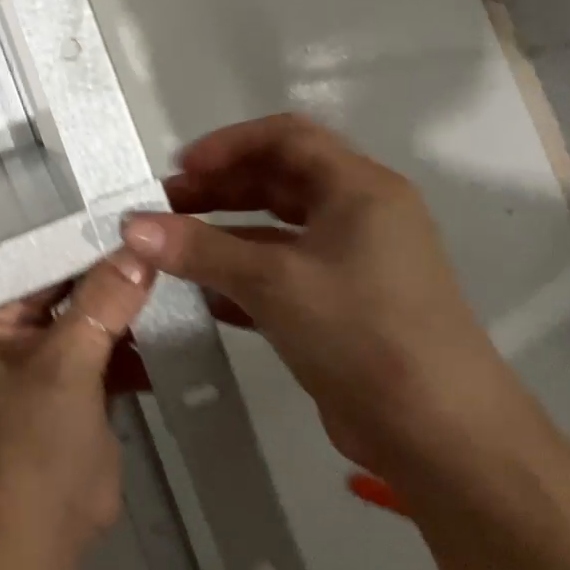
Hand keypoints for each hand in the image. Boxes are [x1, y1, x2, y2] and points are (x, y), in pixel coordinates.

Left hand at [0, 254, 155, 552]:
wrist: (41, 526)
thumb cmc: (34, 437)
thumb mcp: (66, 361)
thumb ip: (101, 303)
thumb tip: (138, 250)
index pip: (35, 257)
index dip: (78, 234)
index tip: (128, 205)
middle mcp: (18, 325)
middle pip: (68, 282)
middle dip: (111, 265)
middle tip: (165, 230)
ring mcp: (53, 355)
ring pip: (95, 312)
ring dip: (130, 300)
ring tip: (179, 266)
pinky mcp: (84, 383)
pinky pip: (114, 345)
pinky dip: (140, 339)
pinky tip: (177, 322)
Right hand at [120, 113, 531, 481]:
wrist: (439, 432)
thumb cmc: (362, 332)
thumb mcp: (272, 281)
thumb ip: (198, 249)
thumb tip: (130, 226)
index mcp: (359, 189)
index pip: (286, 137)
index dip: (227, 145)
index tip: (178, 171)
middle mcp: (361, 215)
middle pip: (279, 180)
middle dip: (218, 190)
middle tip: (164, 210)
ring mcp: (355, 263)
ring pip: (277, 230)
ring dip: (224, 234)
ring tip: (170, 250)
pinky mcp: (343, 306)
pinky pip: (283, 272)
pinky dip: (242, 275)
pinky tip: (203, 297)